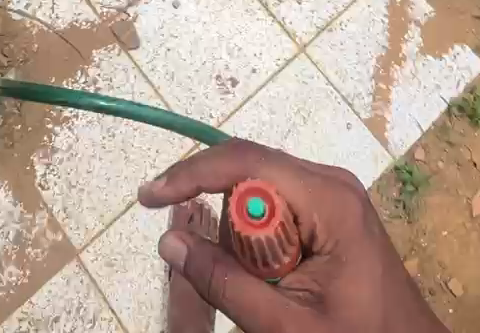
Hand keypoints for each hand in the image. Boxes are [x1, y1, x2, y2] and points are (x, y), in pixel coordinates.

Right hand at [139, 140, 449, 332]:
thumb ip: (225, 283)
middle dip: (223, 219)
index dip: (192, 174)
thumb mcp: (286, 327)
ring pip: (257, 191)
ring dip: (242, 237)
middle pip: (248, 173)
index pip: (244, 162)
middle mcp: (328, 181)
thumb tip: (168, 241)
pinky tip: (272, 281)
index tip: (148, 197)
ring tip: (264, 291)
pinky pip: (274, 207)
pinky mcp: (329, 211)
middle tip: (218, 271)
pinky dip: (258, 241)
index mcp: (327, 199)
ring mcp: (331, 194)